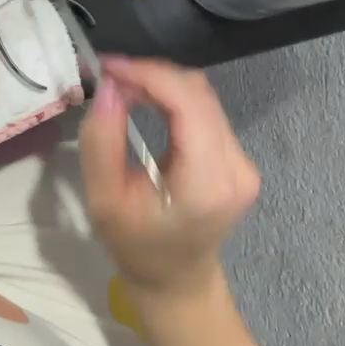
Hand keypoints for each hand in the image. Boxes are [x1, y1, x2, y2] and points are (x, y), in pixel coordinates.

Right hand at [79, 56, 259, 300]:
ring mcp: (242, 161)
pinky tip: (143, 101)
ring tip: (121, 87)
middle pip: (198, 94)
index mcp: (207, 181)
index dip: (148, 75)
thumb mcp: (103, 200)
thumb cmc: (134, 245)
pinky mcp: (236, 157)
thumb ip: (102, 143)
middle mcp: (236, 165)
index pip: (188, 104)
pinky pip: (204, 110)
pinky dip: (170, 97)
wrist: (173, 279)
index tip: (108, 67)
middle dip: (151, 75)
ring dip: (159, 83)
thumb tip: (109, 90)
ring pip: (202, 97)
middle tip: (108, 77)